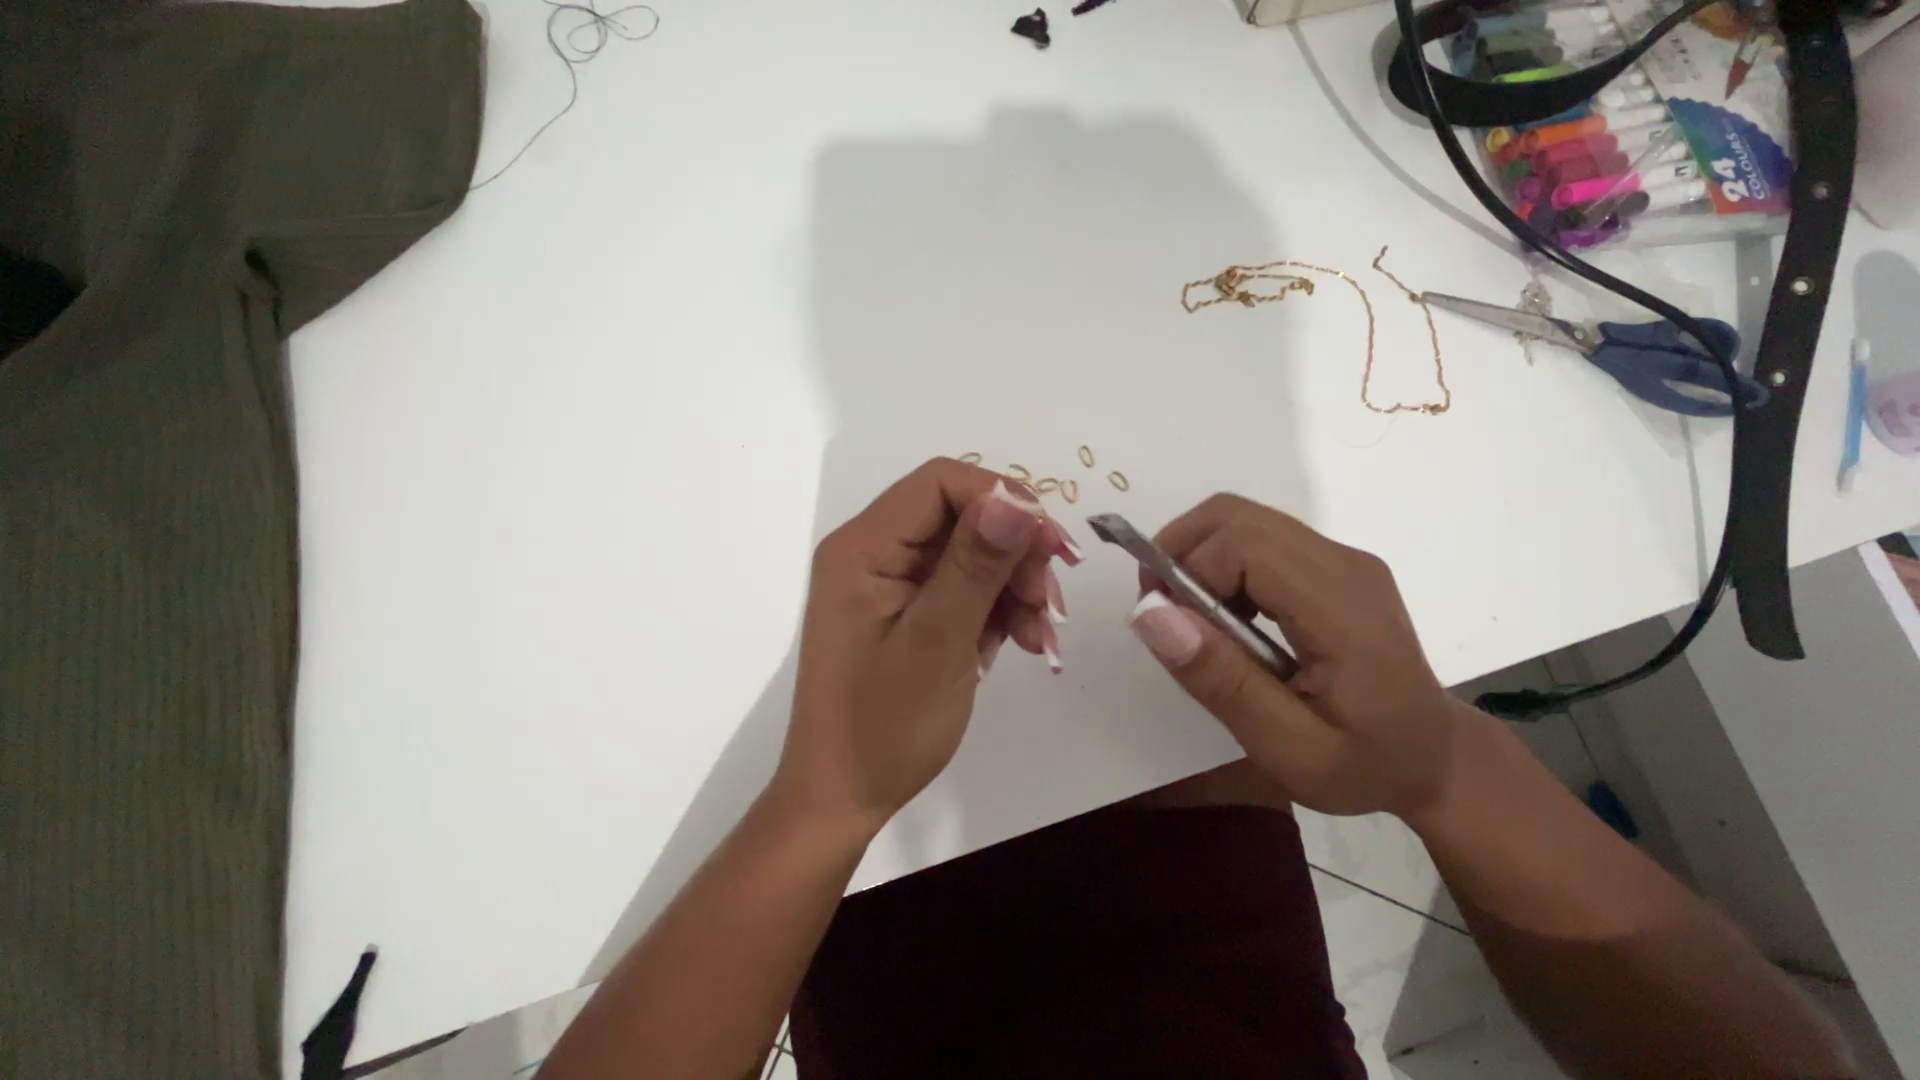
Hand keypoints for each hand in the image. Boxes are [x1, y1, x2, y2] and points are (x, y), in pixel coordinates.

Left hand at [774, 458, 1079, 832]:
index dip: (1004, 500)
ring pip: (972, 554)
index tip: (1051, 547)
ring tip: (1043, 636)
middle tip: (1052, 601)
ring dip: (1016, 586)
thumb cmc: (883, 725)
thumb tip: (1015, 498)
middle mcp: (874, 553)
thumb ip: (975, 566)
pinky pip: (964, 589)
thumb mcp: (937, 643)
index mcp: (864, 548)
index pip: (941, 482)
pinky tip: (1026, 644)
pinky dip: (1000, 611)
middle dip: (1016, 552)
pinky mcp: (908, 612)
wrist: (844, 795)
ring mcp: (890, 584)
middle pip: (962, 517)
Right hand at [1127, 494, 1463, 819]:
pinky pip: (1259, 539)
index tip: (1166, 628)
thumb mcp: (1290, 749)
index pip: (1243, 544)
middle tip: (1163, 615)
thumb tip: (1150, 614)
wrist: (1434, 761)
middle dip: (1180, 553)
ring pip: (1243, 520)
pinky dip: (1221, 565)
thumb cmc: (1365, 766)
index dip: (1188, 572)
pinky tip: (1225, 619)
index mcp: (1341, 608)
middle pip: (1236, 516)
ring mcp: (1342, 559)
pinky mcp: (1333, 566)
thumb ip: (1223, 682)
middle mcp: (1344, 564)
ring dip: (1197, 558)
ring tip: (1192, 622)